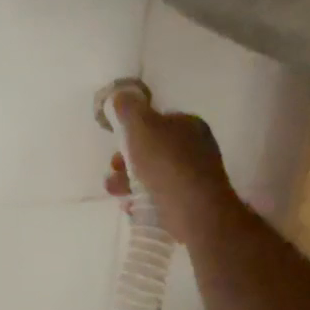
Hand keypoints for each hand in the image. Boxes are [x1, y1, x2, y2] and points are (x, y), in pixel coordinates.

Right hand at [102, 92, 238, 244]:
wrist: (195, 212)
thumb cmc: (167, 164)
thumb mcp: (141, 126)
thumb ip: (127, 109)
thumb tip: (119, 97)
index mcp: (189, 125)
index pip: (157, 121)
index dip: (132, 131)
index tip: (115, 144)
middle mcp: (196, 149)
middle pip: (152, 151)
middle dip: (126, 161)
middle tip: (113, 171)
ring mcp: (195, 179)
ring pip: (153, 176)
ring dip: (129, 183)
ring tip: (117, 193)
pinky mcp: (191, 206)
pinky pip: (161, 199)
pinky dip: (143, 202)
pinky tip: (132, 208)